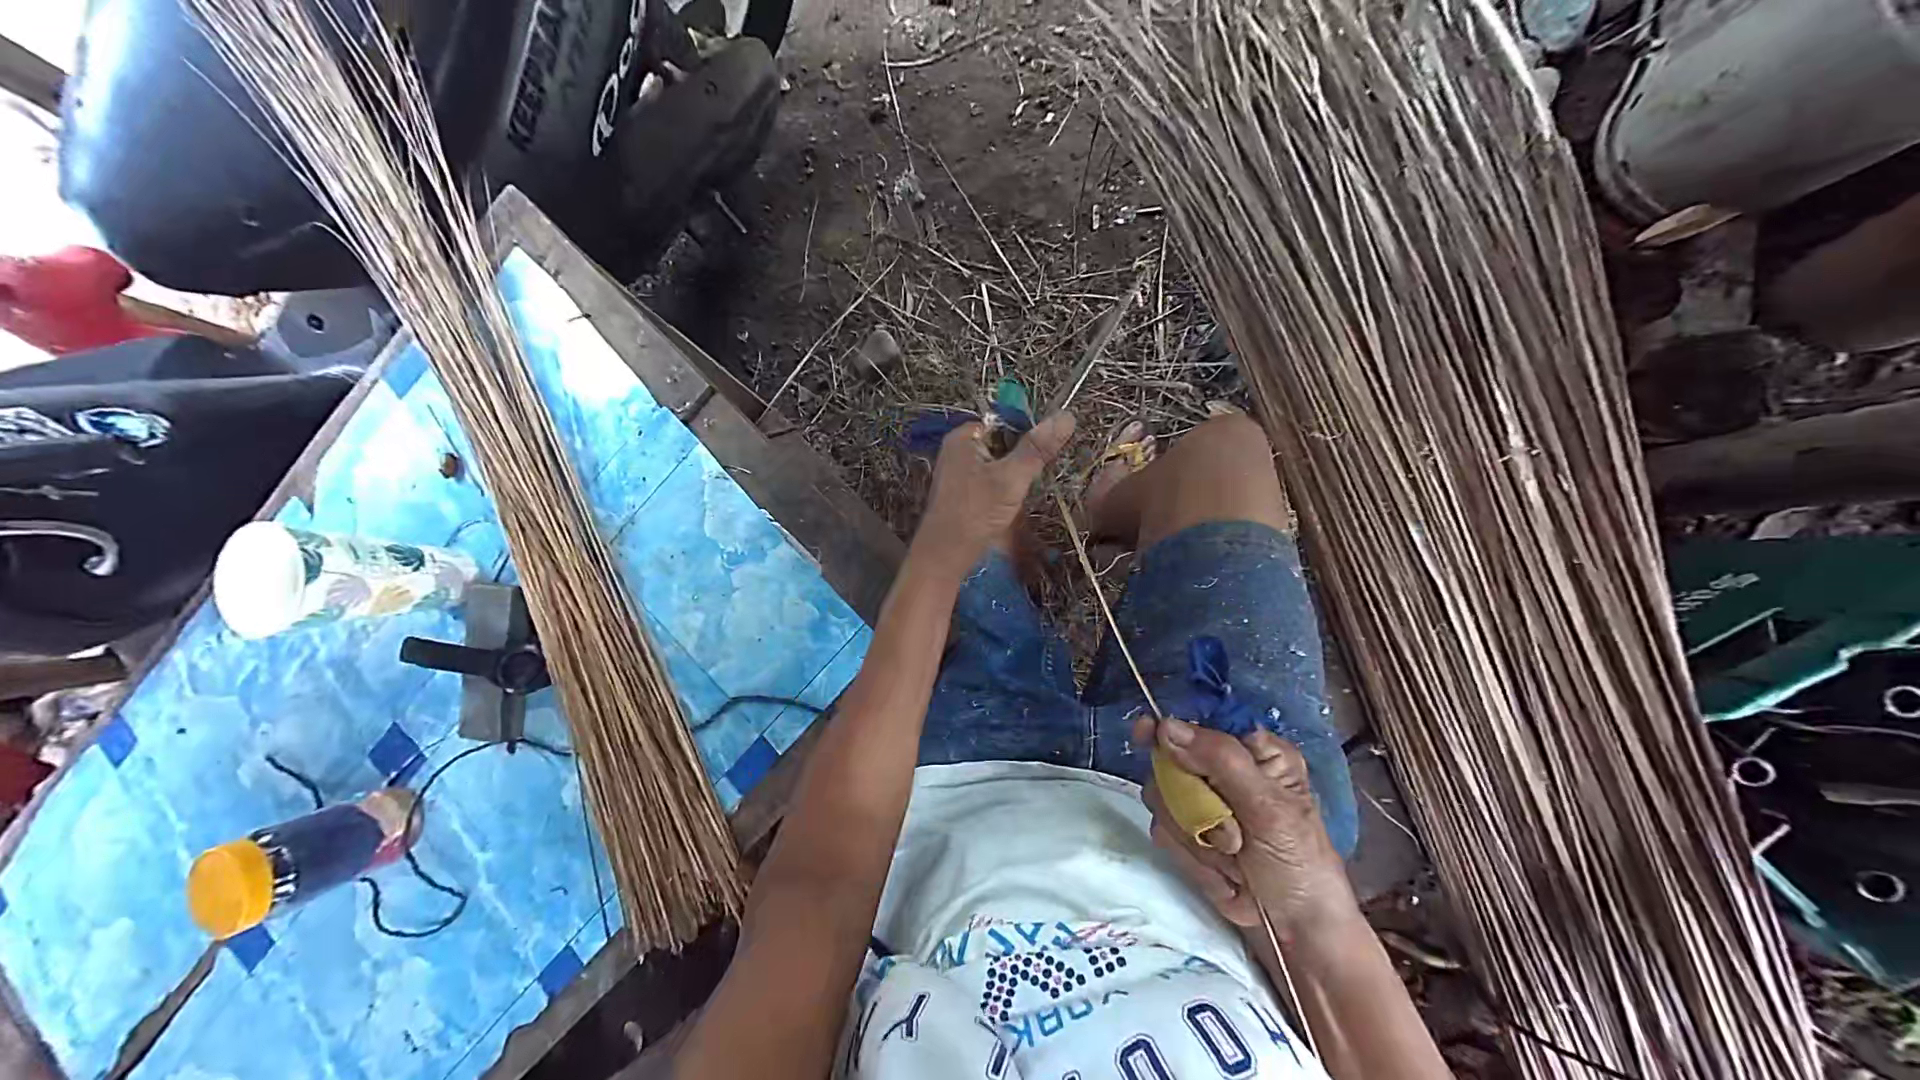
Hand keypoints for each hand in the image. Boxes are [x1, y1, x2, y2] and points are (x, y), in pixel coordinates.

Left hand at [912, 412, 1074, 575]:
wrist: (945, 556)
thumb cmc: (975, 513)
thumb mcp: (1012, 478)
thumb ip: (1038, 448)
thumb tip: (1067, 416)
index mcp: (963, 437)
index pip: (1004, 421)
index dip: (1027, 435)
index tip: (1043, 455)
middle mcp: (957, 450)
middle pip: (1002, 443)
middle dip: (1021, 460)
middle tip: (1031, 479)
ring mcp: (958, 473)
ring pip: (998, 465)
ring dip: (1014, 477)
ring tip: (1020, 494)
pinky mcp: (962, 494)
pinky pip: (990, 482)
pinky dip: (1002, 490)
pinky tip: (1008, 506)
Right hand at [1134, 715, 1354, 936]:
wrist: (1297, 931)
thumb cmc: (1299, 864)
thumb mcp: (1268, 808)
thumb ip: (1220, 761)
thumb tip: (1167, 727)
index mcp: (1254, 752)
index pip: (1199, 724)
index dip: (1170, 729)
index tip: (1145, 735)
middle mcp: (1224, 771)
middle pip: (1170, 762)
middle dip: (1192, 804)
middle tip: (1232, 837)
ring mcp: (1203, 803)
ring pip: (1162, 799)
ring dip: (1195, 837)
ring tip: (1234, 859)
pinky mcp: (1189, 834)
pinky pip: (1164, 832)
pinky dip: (1193, 858)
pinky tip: (1224, 873)